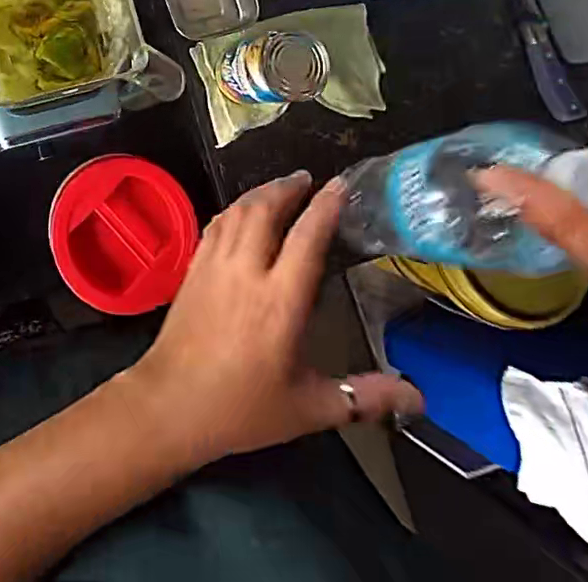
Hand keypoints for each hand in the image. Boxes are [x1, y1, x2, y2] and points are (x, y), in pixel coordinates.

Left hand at [117, 171, 422, 467]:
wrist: (170, 403)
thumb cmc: (241, 408)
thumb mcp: (309, 408)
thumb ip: (363, 396)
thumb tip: (417, 398)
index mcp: (280, 300)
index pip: (306, 237)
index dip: (325, 206)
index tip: (339, 185)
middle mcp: (246, 271)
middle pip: (265, 210)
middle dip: (287, 187)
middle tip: (307, 178)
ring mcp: (214, 265)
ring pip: (237, 212)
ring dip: (260, 192)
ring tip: (279, 187)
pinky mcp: (192, 269)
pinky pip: (215, 225)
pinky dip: (233, 209)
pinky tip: (241, 212)